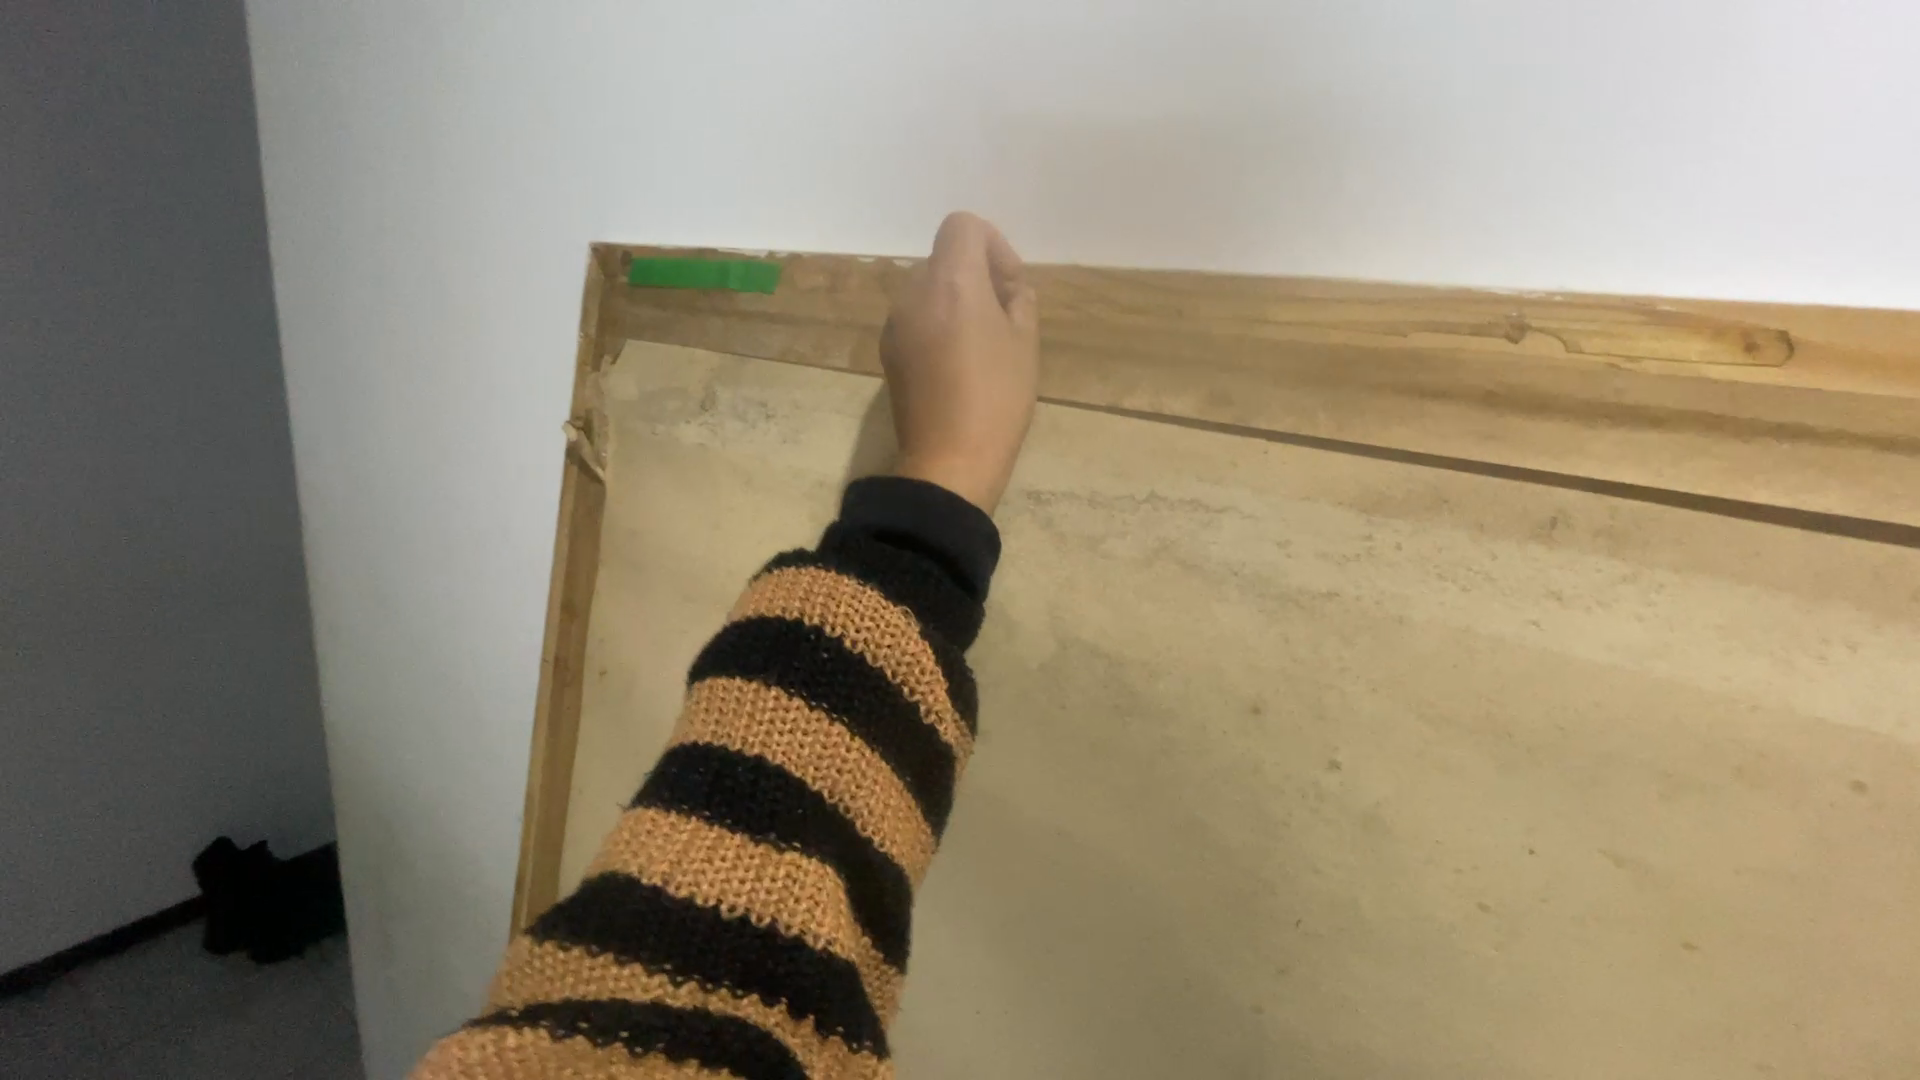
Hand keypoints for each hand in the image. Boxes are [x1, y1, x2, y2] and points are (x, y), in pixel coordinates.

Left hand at [881, 212, 1039, 514]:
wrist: (949, 459)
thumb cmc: (996, 398)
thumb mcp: (1025, 343)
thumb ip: (1019, 300)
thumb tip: (1006, 289)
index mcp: (950, 281)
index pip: (963, 226)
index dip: (994, 245)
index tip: (1009, 287)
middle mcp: (913, 293)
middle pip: (945, 259)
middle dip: (977, 276)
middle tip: (1004, 318)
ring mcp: (895, 325)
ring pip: (929, 291)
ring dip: (956, 303)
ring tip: (981, 347)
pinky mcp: (888, 354)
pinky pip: (916, 321)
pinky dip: (937, 327)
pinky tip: (955, 368)